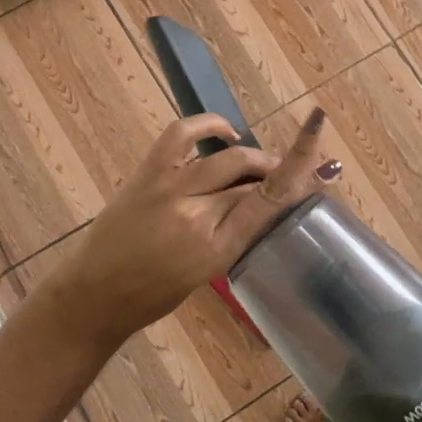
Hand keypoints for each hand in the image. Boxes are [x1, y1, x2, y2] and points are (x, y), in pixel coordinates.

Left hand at [29, 110, 338, 346]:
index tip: (326, 159)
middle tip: (290, 171)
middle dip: (279, 168)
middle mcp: (197, 214)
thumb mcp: (207, 273)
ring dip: (251, 155)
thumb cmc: (154, 295)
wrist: (96, 294)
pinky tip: (226, 132)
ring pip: (227, 157)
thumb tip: (261, 201)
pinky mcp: (148, 174)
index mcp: (217, 248)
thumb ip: (236, 235)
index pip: (268, 202)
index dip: (299, 175)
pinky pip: (182, 135)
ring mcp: (170, 189)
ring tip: (259, 161)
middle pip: (252, 177)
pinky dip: (208, 125)